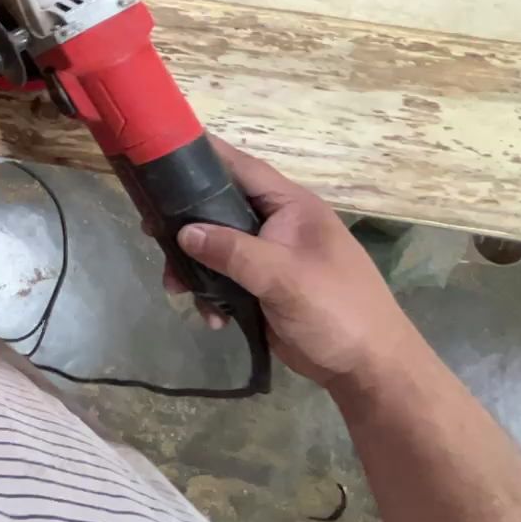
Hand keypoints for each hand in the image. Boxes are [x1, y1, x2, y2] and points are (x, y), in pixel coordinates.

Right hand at [171, 137, 424, 392]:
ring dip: (191, 266)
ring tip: (177, 289)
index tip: (159, 147)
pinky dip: (208, 292)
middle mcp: (276, 223)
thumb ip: (232, 251)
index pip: (241, 167)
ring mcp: (267, 253)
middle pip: (216, 206)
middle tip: (150, 231)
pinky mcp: (258, 283)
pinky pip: (220, 275)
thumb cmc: (339, 312)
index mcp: (291, 207)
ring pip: (211, 244)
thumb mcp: (284, 278)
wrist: (371, 374)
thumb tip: (182, 232)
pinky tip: (211, 316)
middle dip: (183, 222)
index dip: (202, 153)